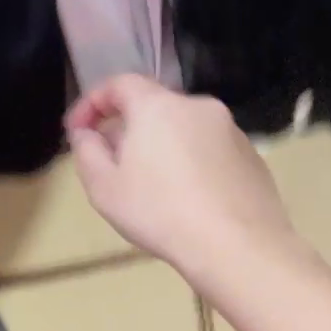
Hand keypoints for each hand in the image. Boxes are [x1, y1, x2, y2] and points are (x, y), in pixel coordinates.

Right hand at [64, 74, 297, 271]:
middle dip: (124, 125)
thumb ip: (86, 148)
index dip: (91, 102)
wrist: (239, 248)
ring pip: (180, 126)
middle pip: (151, 105)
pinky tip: (179, 193)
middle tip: (108, 158)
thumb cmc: (158, 210)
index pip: (119, 83)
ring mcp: (232, 132)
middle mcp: (199, 109)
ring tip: (144, 180)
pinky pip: (205, 146)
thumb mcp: (100, 182)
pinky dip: (185, 158)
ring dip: (156, 143)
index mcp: (159, 108)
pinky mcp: (252, 157)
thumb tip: (89, 134)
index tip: (77, 131)